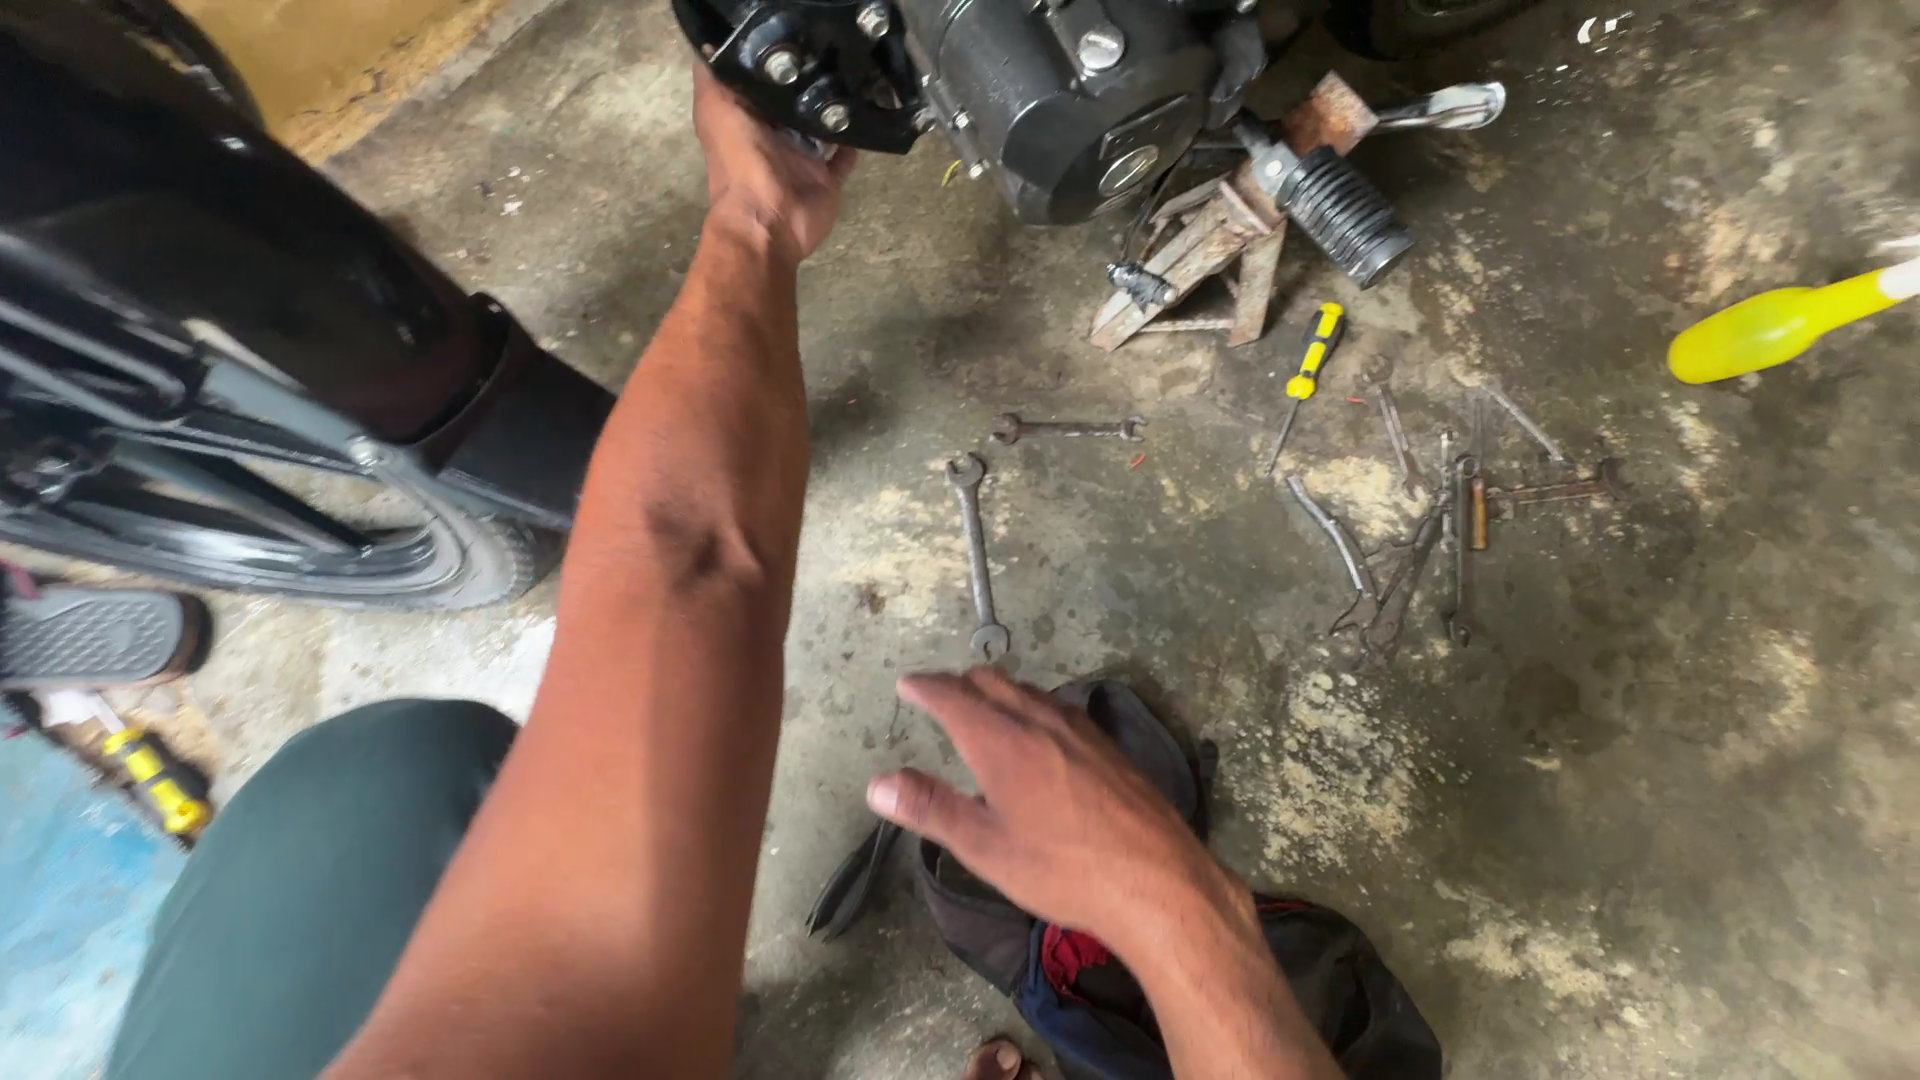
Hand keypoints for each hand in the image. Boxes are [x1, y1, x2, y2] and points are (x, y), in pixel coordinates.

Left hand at [691, 60, 857, 263]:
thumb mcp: (715, 104)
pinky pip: (844, 154)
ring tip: (852, 71)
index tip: (793, 32)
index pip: (761, 79)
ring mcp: (802, 159)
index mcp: (746, 118)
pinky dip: (854, 138)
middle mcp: (773, 136)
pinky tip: (862, 111)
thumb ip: (715, 73)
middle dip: (809, 77)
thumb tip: (719, 42)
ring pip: (822, 125)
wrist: (769, 219)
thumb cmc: (739, 160)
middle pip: (795, 100)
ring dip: (834, 105)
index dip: (773, 56)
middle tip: (831, 46)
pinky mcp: (826, 178)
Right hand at [868, 668, 1248, 956]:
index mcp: (1001, 740)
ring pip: (1027, 690)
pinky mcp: (1106, 743)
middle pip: (991, 681)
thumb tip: (876, 783)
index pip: (952, 696)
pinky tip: (1040, 733)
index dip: (925, 687)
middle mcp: (1038, 719)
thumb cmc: (1061, 868)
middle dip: (959, 684)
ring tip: (985, 709)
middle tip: (940, 697)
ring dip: (997, 691)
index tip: (907, 683)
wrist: (1156, 879)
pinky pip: (1057, 706)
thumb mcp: (985, 846)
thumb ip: (929, 808)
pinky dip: (1030, 705)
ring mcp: (1078, 727)